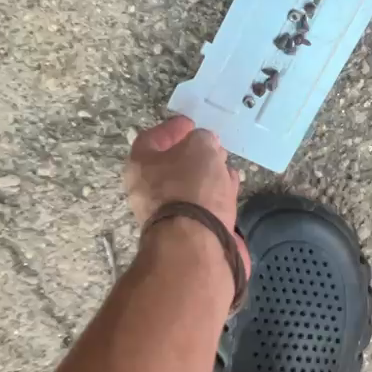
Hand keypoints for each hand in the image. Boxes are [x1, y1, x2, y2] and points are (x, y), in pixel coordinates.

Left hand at [122, 116, 239, 230]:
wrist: (196, 247)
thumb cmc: (191, 187)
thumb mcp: (200, 147)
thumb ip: (202, 139)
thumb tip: (205, 144)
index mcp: (140, 166)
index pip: (151, 139)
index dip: (172, 128)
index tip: (191, 124)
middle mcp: (146, 191)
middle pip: (170, 165)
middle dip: (194, 154)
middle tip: (213, 146)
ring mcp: (166, 216)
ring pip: (188, 187)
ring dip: (207, 175)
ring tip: (226, 166)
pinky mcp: (187, 234)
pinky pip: (201, 206)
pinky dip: (215, 195)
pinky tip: (231, 188)